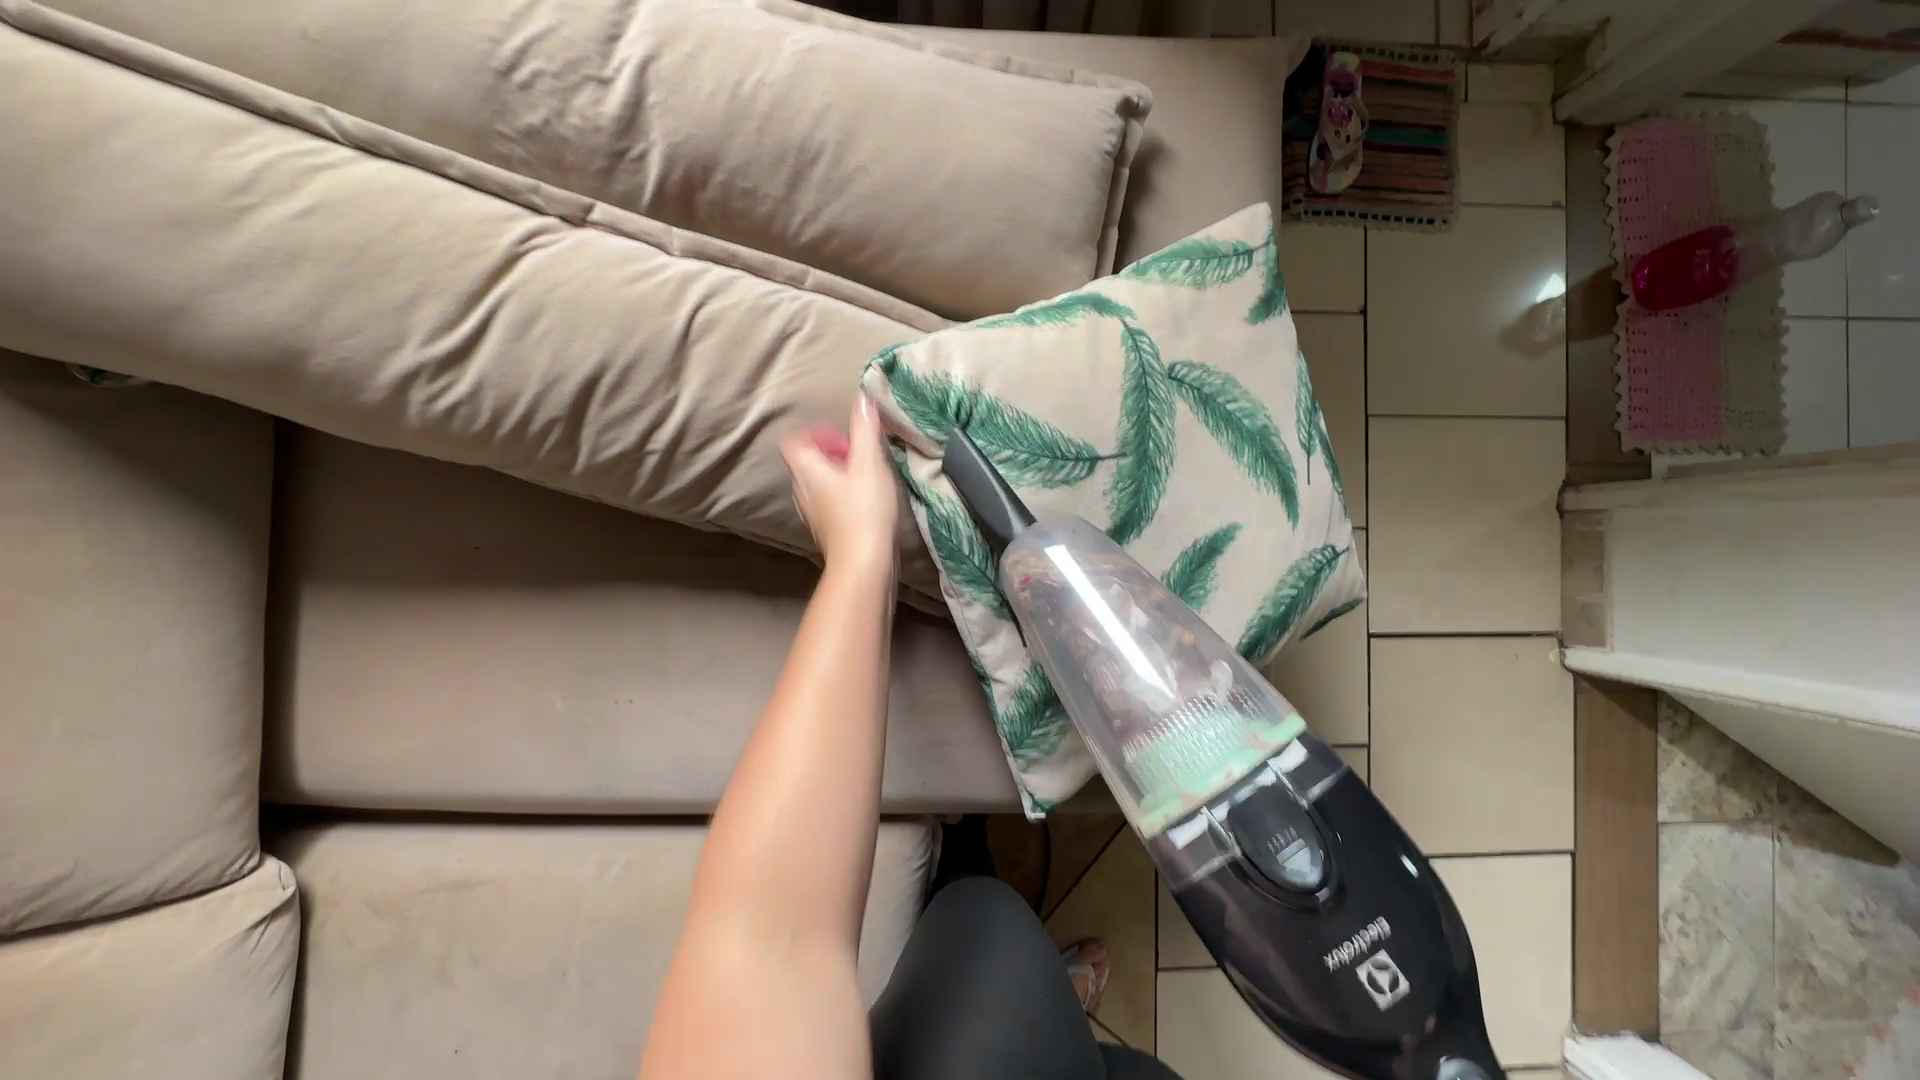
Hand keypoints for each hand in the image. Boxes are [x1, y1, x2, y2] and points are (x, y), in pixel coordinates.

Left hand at [781, 394, 899, 575]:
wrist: (864, 563)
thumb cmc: (864, 510)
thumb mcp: (869, 462)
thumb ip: (865, 428)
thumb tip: (863, 396)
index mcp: (805, 469)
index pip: (793, 441)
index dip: (814, 433)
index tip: (841, 437)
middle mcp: (801, 490)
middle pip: (806, 461)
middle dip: (830, 452)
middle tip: (858, 455)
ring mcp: (811, 513)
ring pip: (817, 484)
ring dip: (837, 475)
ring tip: (865, 477)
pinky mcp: (825, 530)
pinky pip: (827, 503)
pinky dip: (841, 495)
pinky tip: (865, 501)